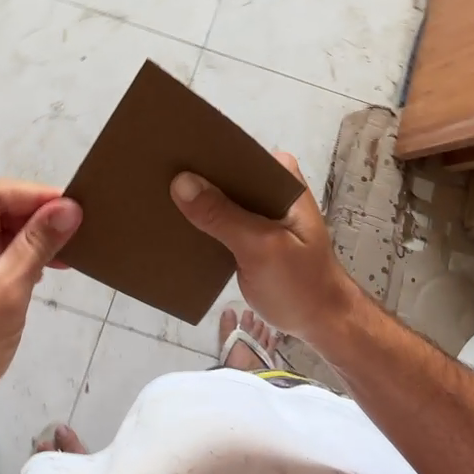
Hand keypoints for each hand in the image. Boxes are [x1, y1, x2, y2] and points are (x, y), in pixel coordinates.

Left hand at [0, 180, 82, 437]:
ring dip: (31, 240)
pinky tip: (46, 268)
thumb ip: (38, 242)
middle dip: (37, 219)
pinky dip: (18, 258)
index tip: (80, 207)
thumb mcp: (6, 291)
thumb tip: (71, 206)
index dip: (40, 196)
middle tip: (81, 230)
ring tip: (71, 251)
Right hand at [169, 152, 359, 344]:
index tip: (169, 151)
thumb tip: (181, 181)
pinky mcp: (248, 235)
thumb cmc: (300, 283)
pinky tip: (172, 225)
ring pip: (221, 198)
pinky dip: (201, 224)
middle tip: (153, 174)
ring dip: (195, 201)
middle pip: (226, 174)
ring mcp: (260, 212)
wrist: (320, 322)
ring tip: (154, 196)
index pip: (239, 153)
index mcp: (282, 177)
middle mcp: (271, 187)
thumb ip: (223, 216)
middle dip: (195, 176)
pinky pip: (220, 221)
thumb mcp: (261, 247)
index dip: (206, 152)